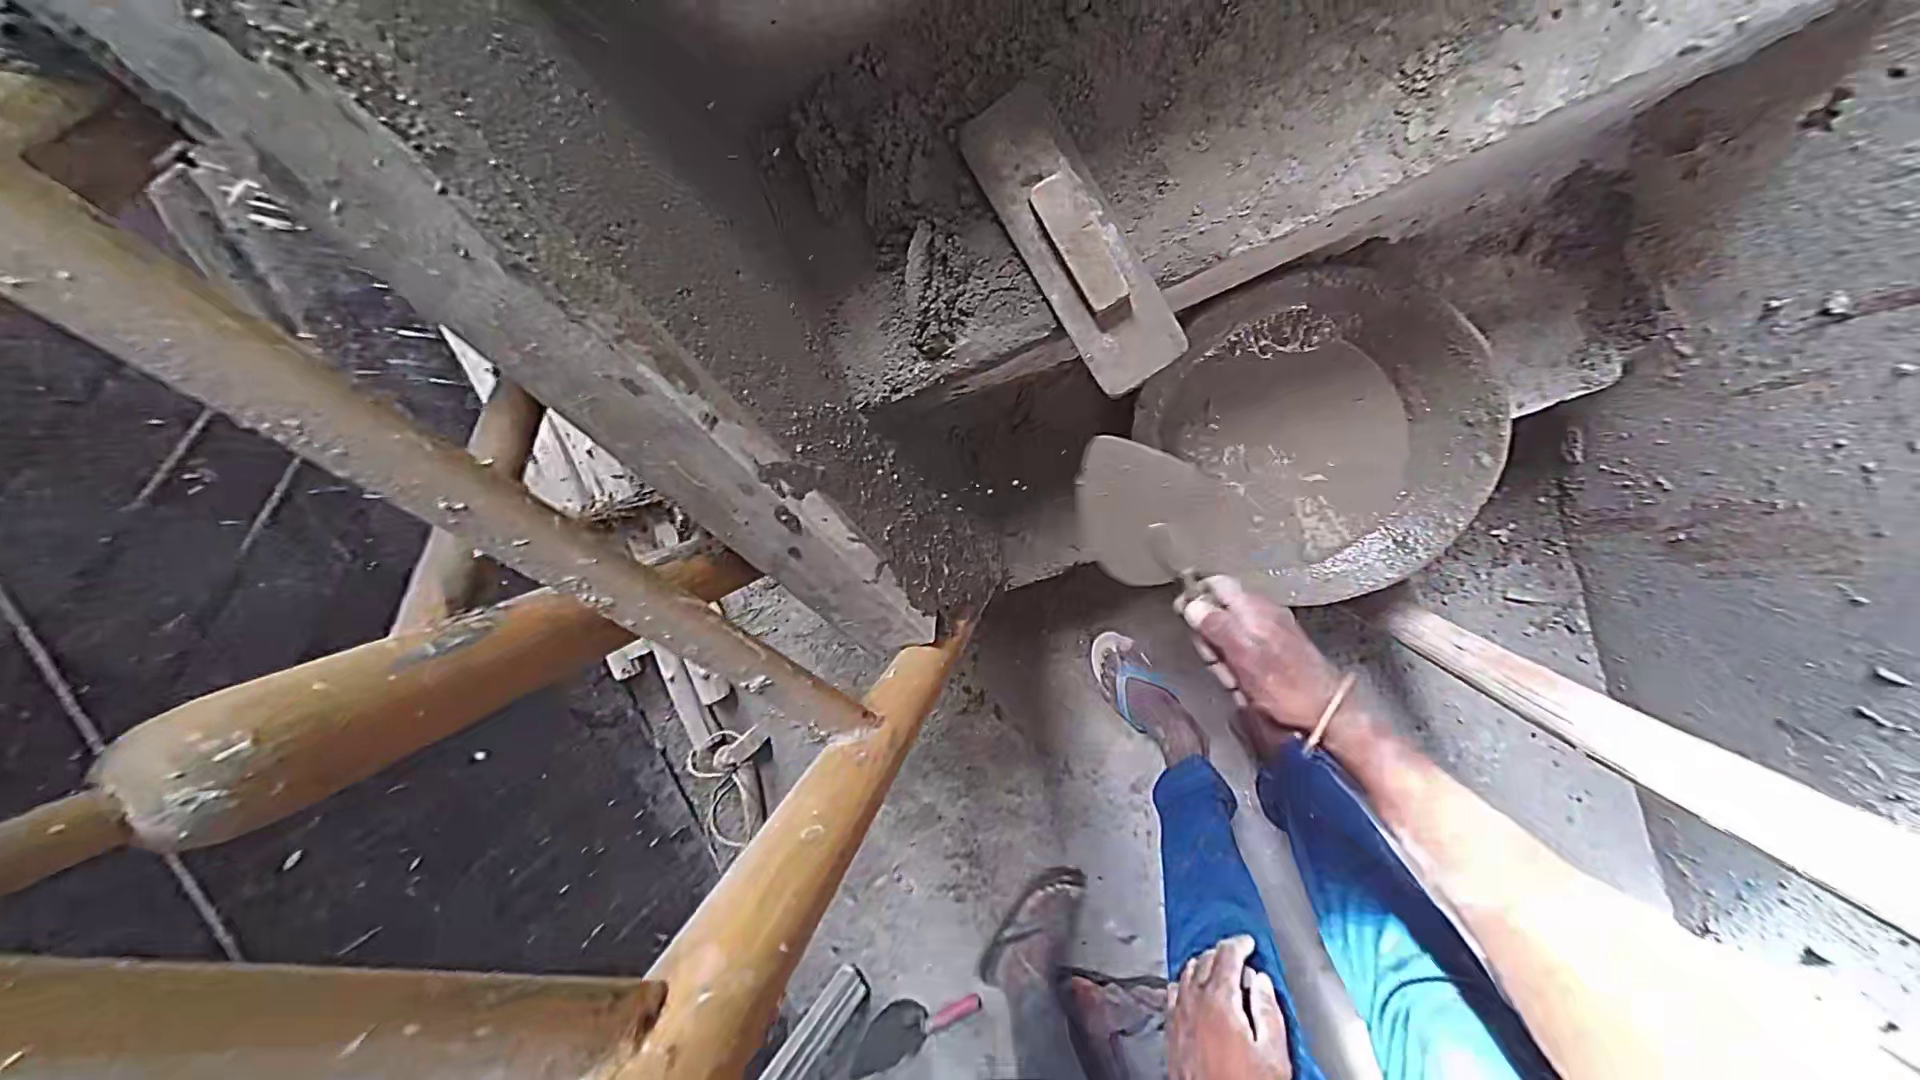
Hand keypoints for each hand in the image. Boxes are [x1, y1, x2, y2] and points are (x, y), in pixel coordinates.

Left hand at [1166, 935, 1291, 1079]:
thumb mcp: (1273, 1056)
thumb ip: (1268, 1012)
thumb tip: (1260, 980)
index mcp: (1219, 1000)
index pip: (1226, 955)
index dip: (1239, 944)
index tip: (1249, 942)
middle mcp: (1193, 999)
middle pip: (1205, 960)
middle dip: (1223, 953)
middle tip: (1239, 957)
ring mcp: (1178, 1014)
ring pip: (1187, 972)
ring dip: (1203, 965)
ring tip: (1219, 969)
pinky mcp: (1170, 1030)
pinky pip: (1174, 991)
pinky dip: (1185, 982)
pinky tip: (1192, 989)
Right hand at [1178, 576, 1342, 732]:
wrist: (1324, 713)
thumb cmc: (1285, 685)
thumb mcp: (1244, 654)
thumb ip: (1216, 626)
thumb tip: (1191, 605)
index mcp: (1252, 607)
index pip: (1216, 584)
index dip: (1196, 596)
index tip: (1185, 617)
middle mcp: (1260, 614)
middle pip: (1216, 613)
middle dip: (1208, 637)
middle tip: (1216, 660)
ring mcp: (1266, 633)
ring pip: (1224, 637)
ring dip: (1220, 659)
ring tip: (1234, 679)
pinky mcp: (1270, 652)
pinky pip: (1238, 653)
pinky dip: (1234, 668)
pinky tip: (1242, 685)